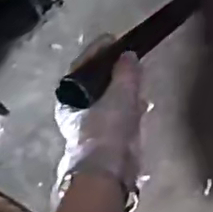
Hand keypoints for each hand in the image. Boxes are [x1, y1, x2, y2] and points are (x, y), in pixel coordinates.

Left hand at [53, 52, 143, 209]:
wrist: (109, 172)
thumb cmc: (106, 128)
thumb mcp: (119, 93)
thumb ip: (125, 71)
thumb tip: (128, 55)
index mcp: (69, 98)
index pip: (81, 66)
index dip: (97, 51)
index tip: (114, 39)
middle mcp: (76, 110)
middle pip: (95, 81)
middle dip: (113, 70)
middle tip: (128, 57)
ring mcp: (92, 124)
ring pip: (108, 98)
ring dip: (123, 88)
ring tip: (139, 77)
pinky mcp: (108, 137)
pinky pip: (120, 113)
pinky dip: (130, 105)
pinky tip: (142, 103)